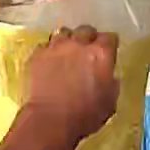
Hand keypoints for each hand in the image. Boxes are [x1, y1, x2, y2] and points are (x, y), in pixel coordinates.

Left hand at [22, 25, 119, 141]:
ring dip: (69, 40)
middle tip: (89, 51)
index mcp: (101, 54)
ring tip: (68, 52)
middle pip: (86, 30)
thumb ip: (111, 82)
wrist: (52, 120)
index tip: (109, 52)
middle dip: (89, 38)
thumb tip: (109, 76)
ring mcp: (56, 47)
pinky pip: (46, 45)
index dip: (110, 45)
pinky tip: (52, 61)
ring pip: (64, 33)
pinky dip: (51, 50)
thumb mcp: (110, 101)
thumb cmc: (86, 115)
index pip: (110, 38)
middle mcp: (79, 44)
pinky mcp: (38, 54)